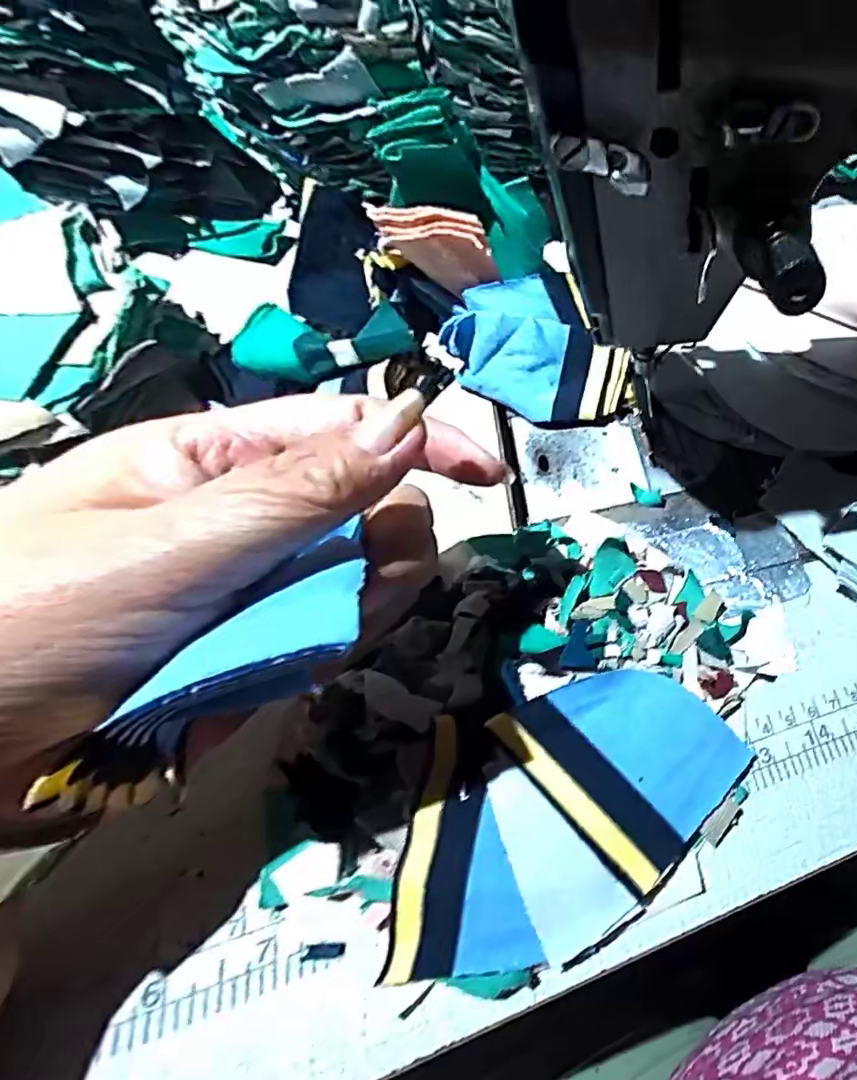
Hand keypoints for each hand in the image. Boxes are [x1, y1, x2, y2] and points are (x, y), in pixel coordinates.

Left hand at [0, 394, 506, 772]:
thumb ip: (304, 488)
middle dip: (379, 560)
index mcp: (217, 461)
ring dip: (350, 615)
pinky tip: (267, 672)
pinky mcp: (278, 630)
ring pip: (379, 577)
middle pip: (386, 515)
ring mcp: (274, 576)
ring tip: (275, 650)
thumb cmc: (16, 628)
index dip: (429, 443)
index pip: (354, 427)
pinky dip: (326, 652)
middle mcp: (260, 513)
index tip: (490, 478)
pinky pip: (350, 627)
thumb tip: (411, 423)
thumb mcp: (168, 549)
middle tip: (338, 599)